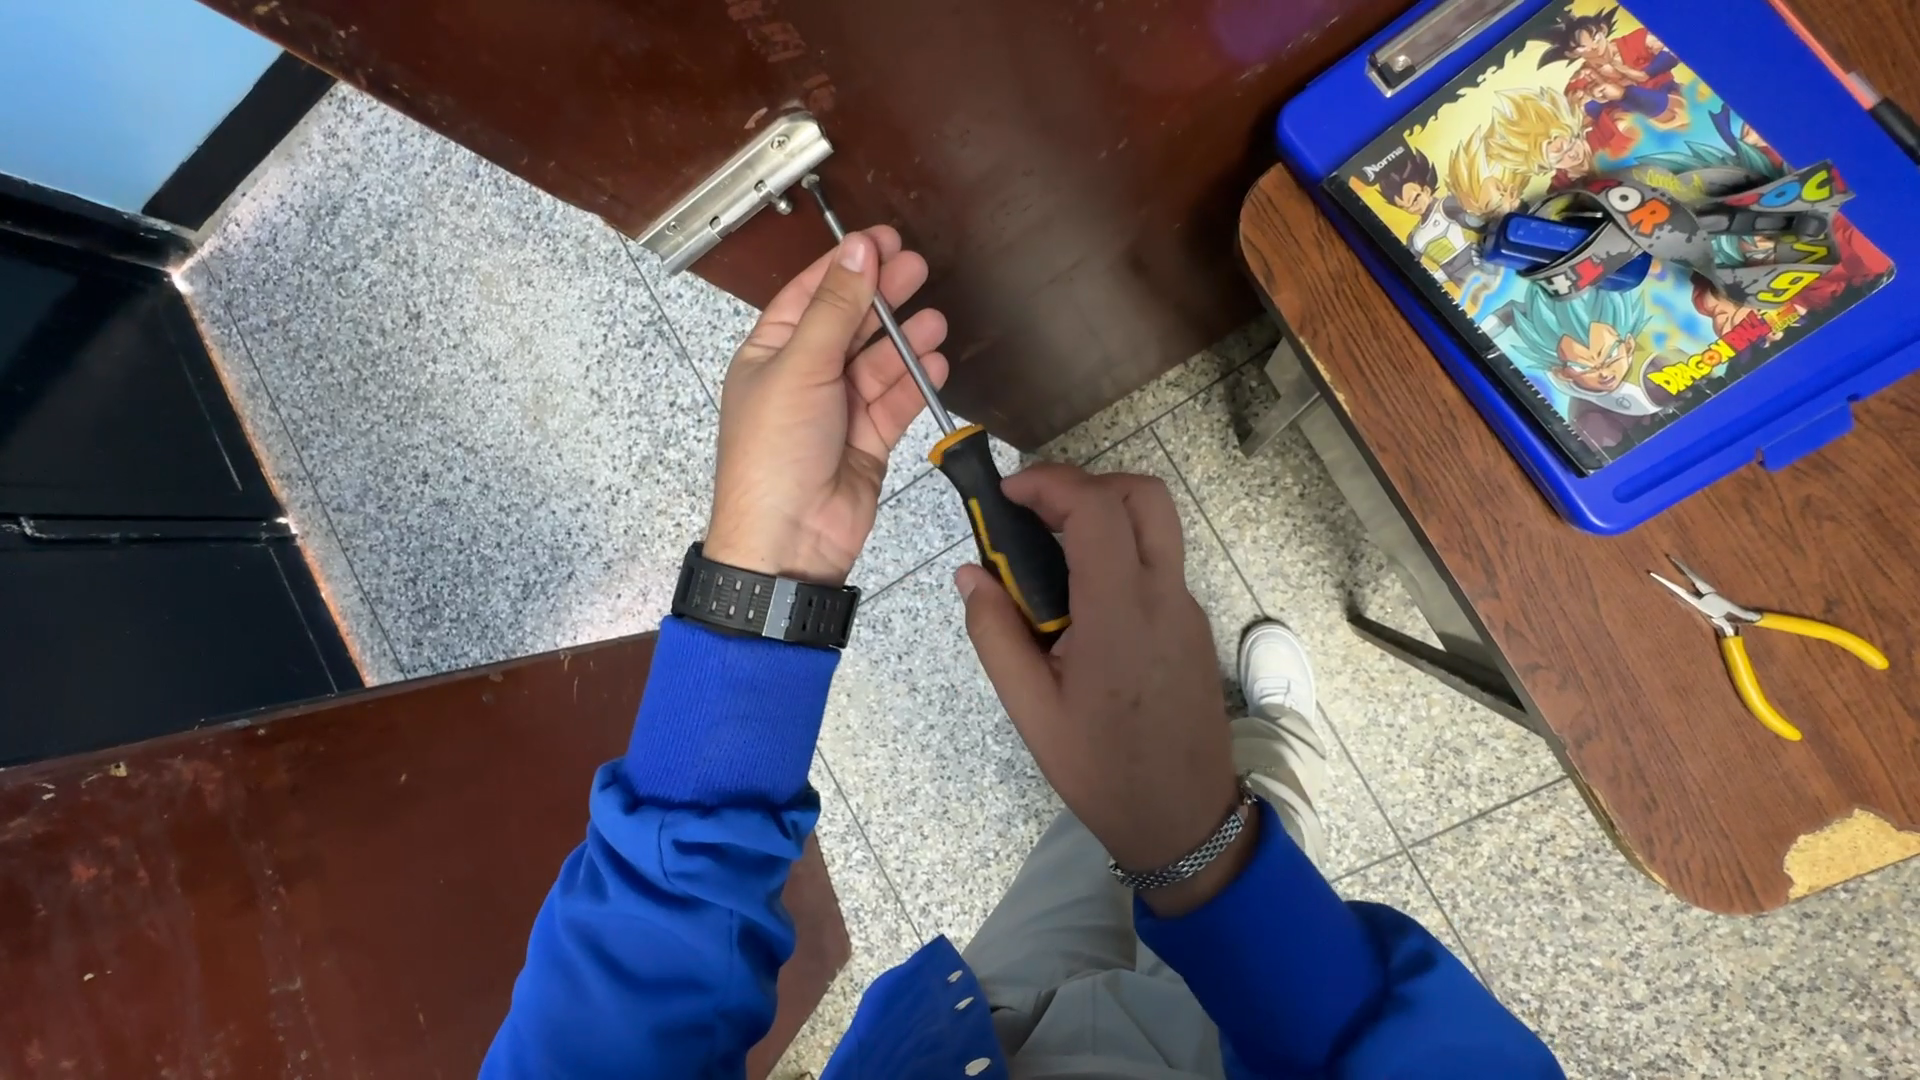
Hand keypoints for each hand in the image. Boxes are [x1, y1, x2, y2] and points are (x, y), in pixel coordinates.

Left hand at [705, 227, 949, 584]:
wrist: (790, 539)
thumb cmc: (775, 452)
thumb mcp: (800, 368)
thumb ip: (836, 310)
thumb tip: (858, 252)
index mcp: (771, 354)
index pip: (810, 296)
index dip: (845, 266)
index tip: (881, 239)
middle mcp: (805, 378)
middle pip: (849, 325)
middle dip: (882, 298)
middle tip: (918, 267)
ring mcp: (838, 411)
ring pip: (877, 365)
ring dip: (904, 341)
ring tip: (935, 318)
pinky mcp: (868, 441)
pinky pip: (894, 403)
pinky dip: (915, 382)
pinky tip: (935, 361)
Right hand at [956, 464, 1248, 914]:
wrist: (1184, 818)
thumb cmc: (1101, 769)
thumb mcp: (1031, 710)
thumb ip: (995, 633)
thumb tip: (970, 574)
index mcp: (1121, 612)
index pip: (1097, 509)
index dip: (1050, 483)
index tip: (1008, 494)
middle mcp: (1165, 596)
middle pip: (1143, 495)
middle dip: (1086, 483)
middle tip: (1037, 511)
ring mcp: (1187, 608)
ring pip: (1156, 525)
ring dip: (1105, 514)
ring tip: (1051, 552)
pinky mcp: (1193, 625)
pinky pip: (1158, 562)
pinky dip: (1119, 550)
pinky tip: (1082, 599)